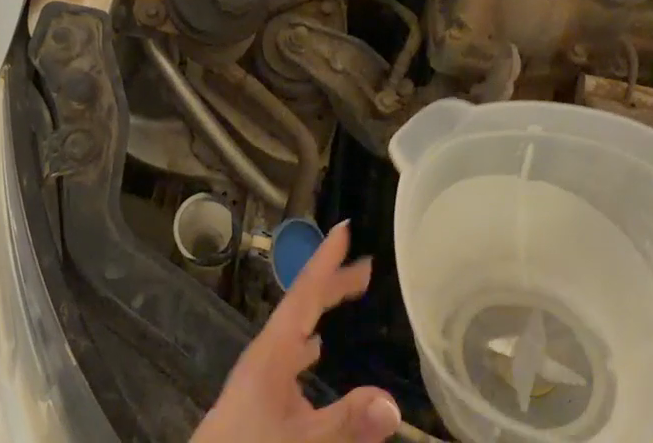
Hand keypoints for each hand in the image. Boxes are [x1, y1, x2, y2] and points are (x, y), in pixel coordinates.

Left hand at [191, 221, 403, 442]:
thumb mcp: (303, 439)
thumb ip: (346, 421)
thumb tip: (392, 402)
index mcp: (272, 351)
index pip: (304, 294)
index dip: (324, 261)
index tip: (343, 230)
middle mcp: (266, 353)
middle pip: (302, 306)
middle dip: (331, 282)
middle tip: (366, 265)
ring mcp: (261, 372)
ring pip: (296, 328)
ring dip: (321, 309)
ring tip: (346, 293)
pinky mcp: (260, 394)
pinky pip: (291, 354)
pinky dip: (309, 342)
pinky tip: (316, 349)